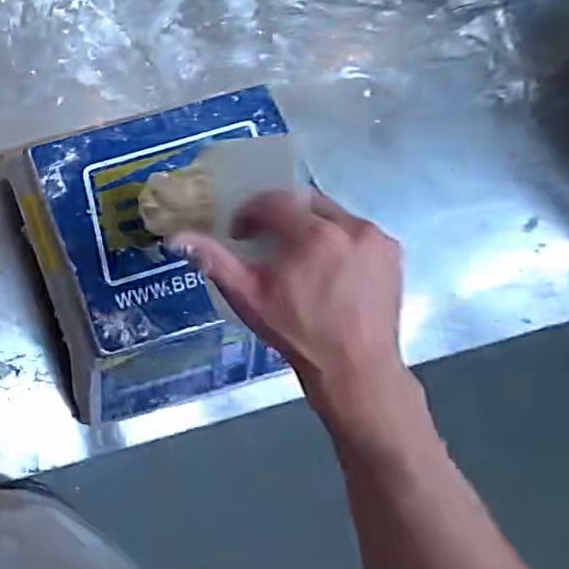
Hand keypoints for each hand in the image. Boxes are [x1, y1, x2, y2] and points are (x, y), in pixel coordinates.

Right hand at [174, 191, 412, 424]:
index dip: (250, 212)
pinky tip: (326, 266)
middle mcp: (351, 226)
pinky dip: (337, 238)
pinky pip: (356, 230)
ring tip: (295, 256)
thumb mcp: (247, 296)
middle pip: (305, 201)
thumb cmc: (295, 332)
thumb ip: (213, 260)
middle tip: (264, 241)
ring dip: (309, 225)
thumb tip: (176, 238)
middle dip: (280, 215)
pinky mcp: (392, 252)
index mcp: (315, 234)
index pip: (274, 201)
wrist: (355, 367)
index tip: (240, 233)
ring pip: (332, 214)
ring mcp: (376, 238)